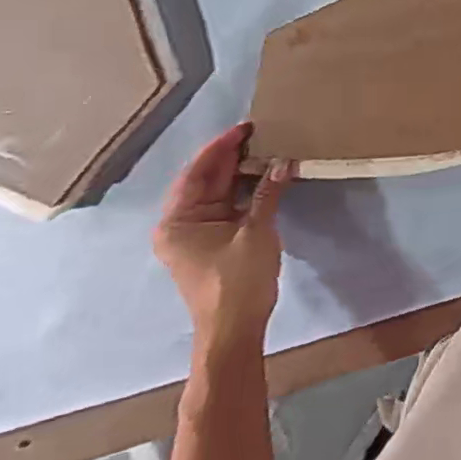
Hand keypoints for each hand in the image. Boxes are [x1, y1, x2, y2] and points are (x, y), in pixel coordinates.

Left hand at [155, 123, 292, 343]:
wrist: (234, 331)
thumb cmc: (237, 281)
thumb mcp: (256, 232)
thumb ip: (267, 194)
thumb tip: (283, 162)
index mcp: (177, 219)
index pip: (199, 171)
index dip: (223, 147)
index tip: (246, 128)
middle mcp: (180, 223)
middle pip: (207, 181)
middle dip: (233, 158)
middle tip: (261, 135)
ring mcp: (196, 235)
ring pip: (219, 194)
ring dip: (240, 175)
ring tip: (266, 151)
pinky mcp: (213, 244)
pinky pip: (227, 209)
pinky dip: (244, 194)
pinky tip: (263, 179)